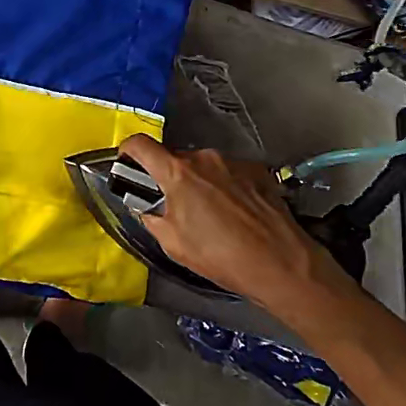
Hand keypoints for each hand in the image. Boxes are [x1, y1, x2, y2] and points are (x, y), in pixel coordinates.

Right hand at [120, 135, 358, 321]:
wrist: (278, 260)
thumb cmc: (222, 257)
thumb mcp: (173, 244)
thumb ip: (153, 217)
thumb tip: (148, 206)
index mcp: (179, 173)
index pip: (142, 145)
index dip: (128, 151)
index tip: (127, 161)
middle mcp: (206, 159)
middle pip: (177, 159)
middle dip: (170, 178)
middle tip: (174, 208)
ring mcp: (235, 162)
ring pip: (205, 166)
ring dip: (200, 184)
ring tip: (211, 217)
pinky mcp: (257, 169)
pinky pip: (230, 172)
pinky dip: (225, 186)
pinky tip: (235, 214)